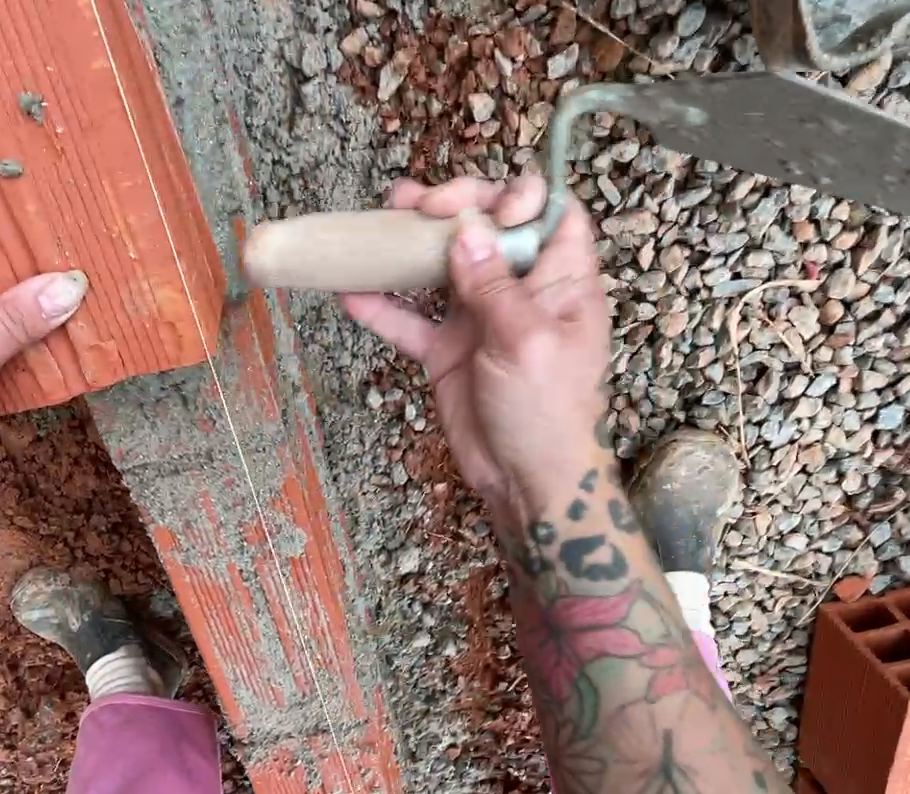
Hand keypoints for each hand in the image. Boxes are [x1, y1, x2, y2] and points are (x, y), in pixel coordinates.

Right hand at [343, 176, 613, 523]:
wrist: (524, 480)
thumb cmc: (547, 413)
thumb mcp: (528, 344)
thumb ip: (495, 288)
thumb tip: (465, 233)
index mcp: (560, 280)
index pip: (547, 213)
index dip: (515, 196)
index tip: (480, 208)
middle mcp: (518, 291)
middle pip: (486, 228)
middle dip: (452, 207)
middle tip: (416, 205)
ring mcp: (478, 319)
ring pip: (442, 267)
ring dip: (411, 244)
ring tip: (380, 218)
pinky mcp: (445, 351)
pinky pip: (409, 322)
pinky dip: (382, 309)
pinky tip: (349, 295)